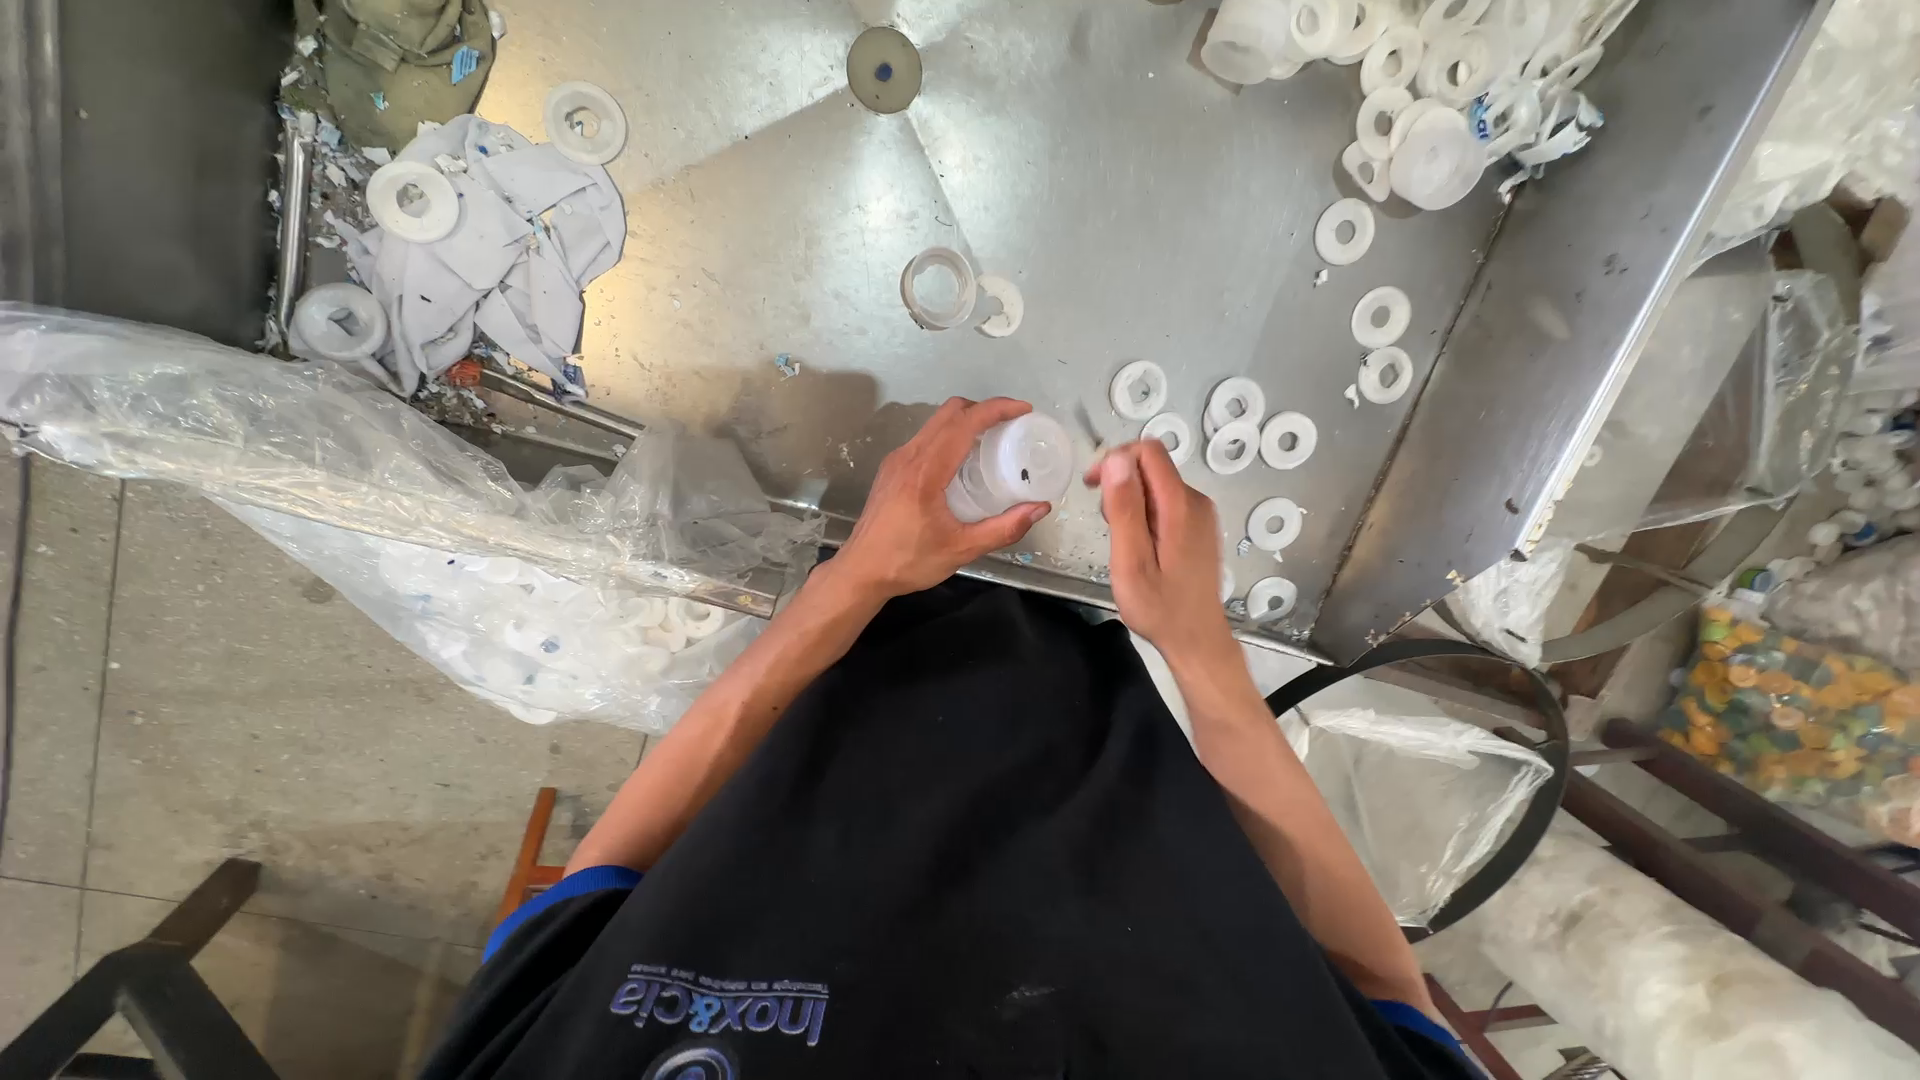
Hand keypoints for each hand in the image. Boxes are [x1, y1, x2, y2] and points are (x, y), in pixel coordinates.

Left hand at [836, 397, 1052, 598]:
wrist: (861, 572)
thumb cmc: (908, 561)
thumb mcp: (962, 549)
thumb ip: (1004, 529)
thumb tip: (1040, 508)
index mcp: (926, 471)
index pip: (964, 423)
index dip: (996, 409)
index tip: (1023, 410)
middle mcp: (909, 456)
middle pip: (949, 413)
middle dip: (983, 409)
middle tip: (1011, 424)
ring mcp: (896, 460)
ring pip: (935, 424)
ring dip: (965, 422)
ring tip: (991, 440)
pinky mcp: (891, 469)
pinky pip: (925, 439)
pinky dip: (949, 436)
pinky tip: (963, 461)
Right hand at [1088, 439, 1235, 661]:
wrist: (1196, 639)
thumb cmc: (1159, 607)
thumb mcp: (1131, 561)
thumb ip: (1124, 509)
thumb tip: (1116, 460)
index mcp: (1180, 506)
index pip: (1148, 451)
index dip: (1115, 460)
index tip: (1092, 488)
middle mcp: (1196, 501)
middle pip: (1151, 466)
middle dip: (1120, 483)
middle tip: (1108, 525)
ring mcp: (1200, 514)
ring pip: (1156, 484)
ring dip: (1130, 501)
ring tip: (1123, 541)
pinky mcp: (1198, 527)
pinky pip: (1165, 503)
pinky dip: (1144, 514)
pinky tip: (1138, 546)